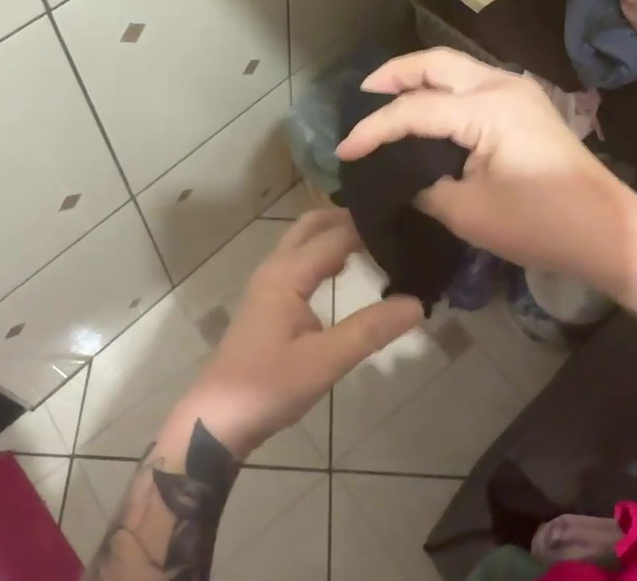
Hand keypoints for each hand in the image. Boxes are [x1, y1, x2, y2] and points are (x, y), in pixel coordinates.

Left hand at [175, 208, 422, 456]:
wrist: (218, 418)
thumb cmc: (269, 386)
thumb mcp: (325, 361)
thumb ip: (370, 329)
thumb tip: (417, 302)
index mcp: (287, 273)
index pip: (336, 235)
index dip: (370, 227)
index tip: (409, 224)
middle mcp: (275, 268)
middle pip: (313, 225)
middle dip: (349, 218)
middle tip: (391, 224)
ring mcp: (268, 284)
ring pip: (304, 242)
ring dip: (336, 235)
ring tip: (378, 243)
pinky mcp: (268, 301)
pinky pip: (300, 262)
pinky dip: (324, 255)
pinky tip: (347, 271)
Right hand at [335, 48, 636, 284]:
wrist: (610, 233)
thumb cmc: (541, 225)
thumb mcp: (469, 213)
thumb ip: (424, 186)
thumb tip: (400, 176)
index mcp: (487, 109)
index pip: (414, 110)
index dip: (374, 130)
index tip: (343, 151)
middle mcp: (502, 86)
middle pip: (436, 62)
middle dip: (393, 73)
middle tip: (361, 96)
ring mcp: (518, 92)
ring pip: (455, 67)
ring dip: (418, 77)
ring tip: (384, 99)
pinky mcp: (525, 107)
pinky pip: (472, 84)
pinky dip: (441, 90)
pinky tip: (425, 112)